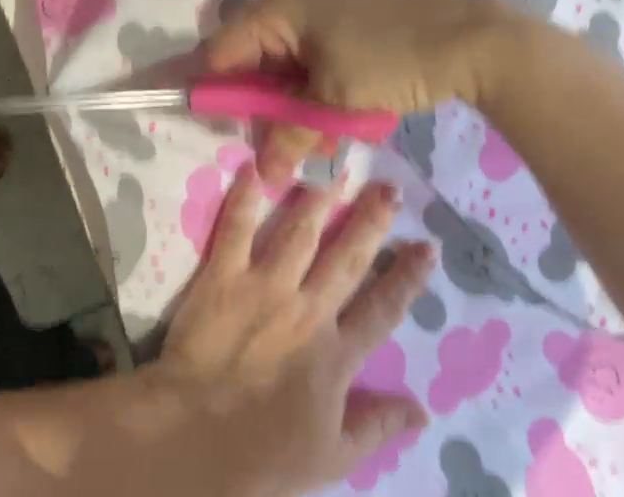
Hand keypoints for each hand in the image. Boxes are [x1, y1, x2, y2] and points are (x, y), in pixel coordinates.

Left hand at [148, 171, 434, 495]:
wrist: (196, 432)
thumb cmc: (264, 450)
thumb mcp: (334, 454)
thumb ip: (378, 426)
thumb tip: (422, 410)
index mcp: (338, 353)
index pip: (383, 308)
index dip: (407, 278)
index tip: (427, 247)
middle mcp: (308, 310)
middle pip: (347, 258)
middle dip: (371, 222)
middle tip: (390, 189)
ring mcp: (264, 287)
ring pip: (299, 233)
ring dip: (320, 200)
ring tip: (336, 170)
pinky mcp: (221, 276)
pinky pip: (235, 229)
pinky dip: (244, 198)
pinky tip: (253, 169)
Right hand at [207, 0, 521, 183]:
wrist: (478, 39)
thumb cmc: (392, 59)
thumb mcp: (334, 101)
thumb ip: (290, 135)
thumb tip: (262, 173)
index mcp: (273, 9)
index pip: (218, 55)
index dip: (217, 97)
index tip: (229, 136)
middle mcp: (287, 4)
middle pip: (251, 63)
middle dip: (265, 110)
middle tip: (284, 148)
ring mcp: (318, 13)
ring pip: (284, 68)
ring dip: (295, 108)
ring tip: (325, 141)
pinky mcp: (344, 26)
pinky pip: (312, 63)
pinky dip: (318, 93)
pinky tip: (342, 121)